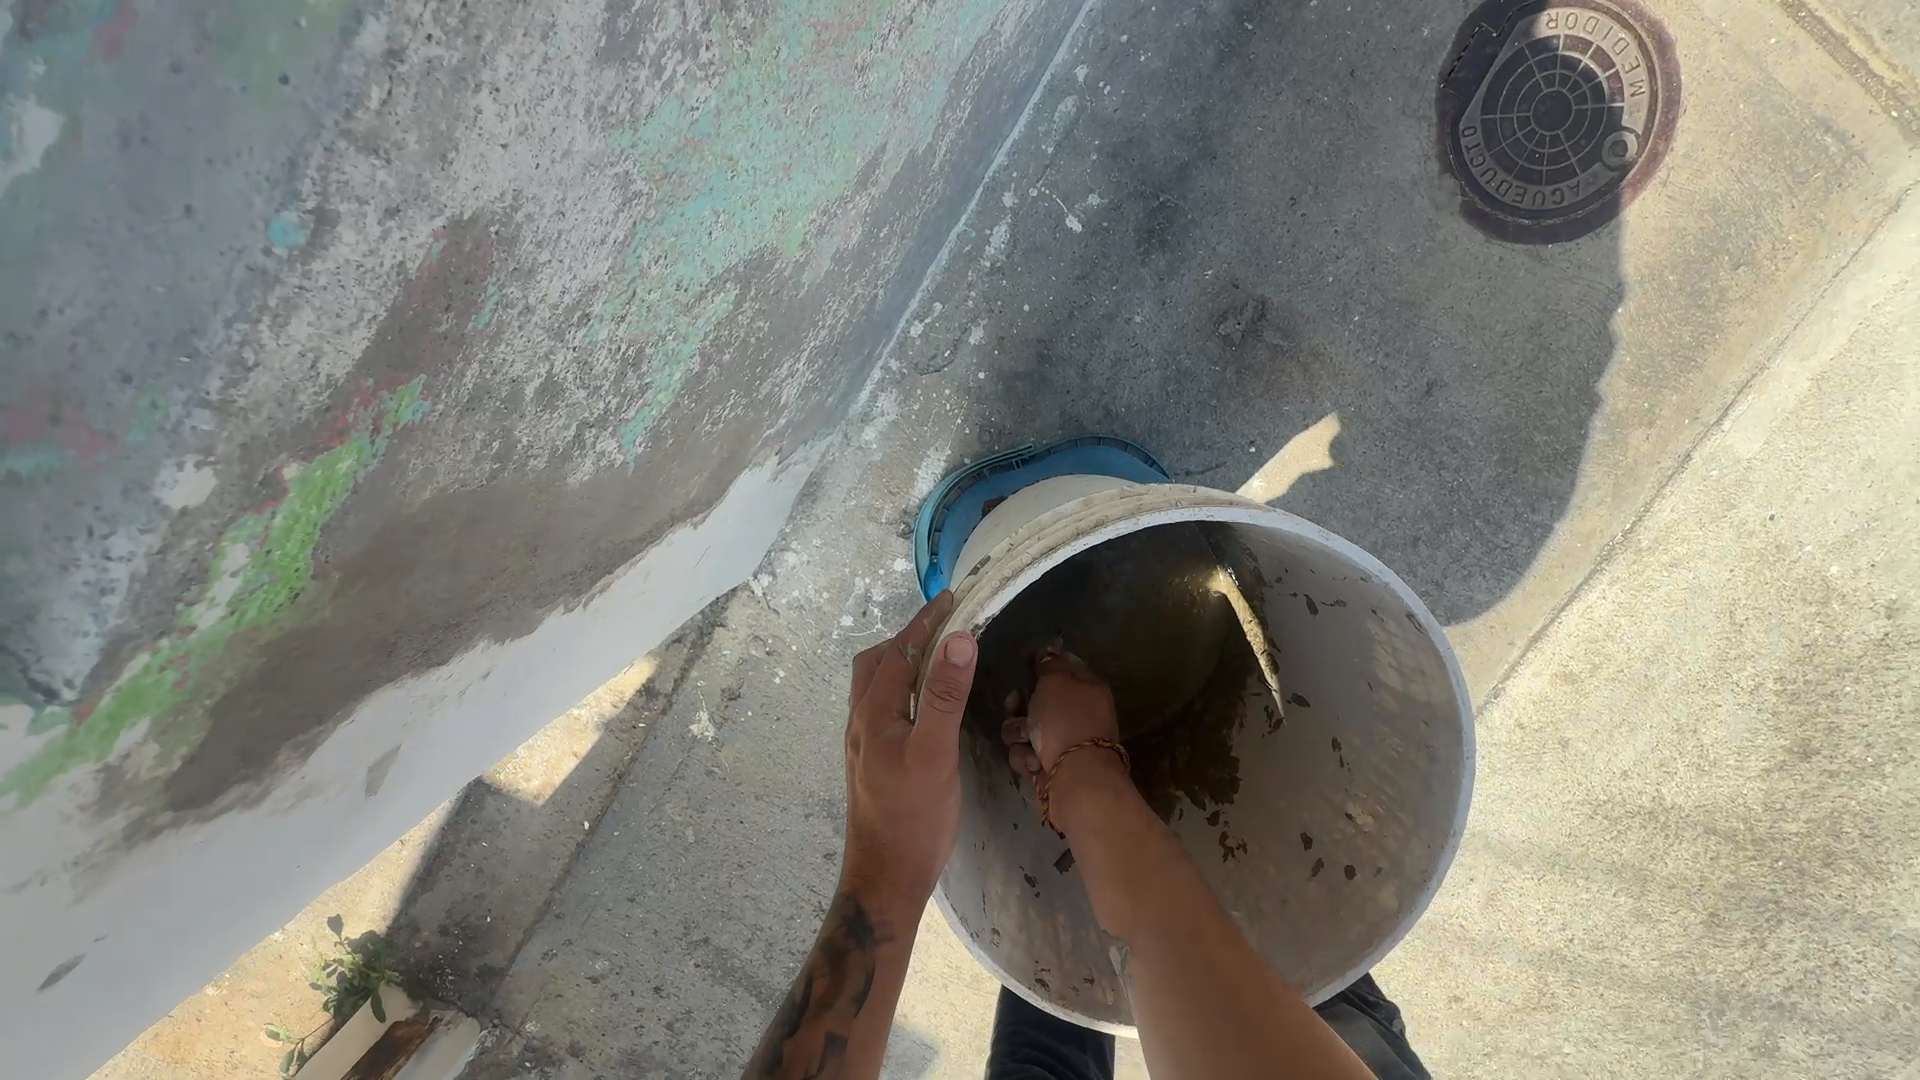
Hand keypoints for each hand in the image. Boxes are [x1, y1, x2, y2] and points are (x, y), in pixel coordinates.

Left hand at [841, 591, 978, 912]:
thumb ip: (945, 696)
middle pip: (877, 661)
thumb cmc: (913, 817)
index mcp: (873, 711)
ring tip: (936, 656)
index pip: (900, 651)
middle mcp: (861, 720)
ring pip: (876, 684)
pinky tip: (923, 703)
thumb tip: (959, 638)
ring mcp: (863, 742)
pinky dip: (903, 686)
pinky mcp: (872, 759)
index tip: (952, 597)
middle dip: (908, 636)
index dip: (925, 622)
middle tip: (945, 625)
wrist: (886, 877)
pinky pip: (883, 705)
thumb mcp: (934, 753)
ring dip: (902, 660)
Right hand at [1001, 649, 1119, 778]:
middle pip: (1035, 699)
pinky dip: (1025, 757)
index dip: (1040, 666)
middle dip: (1019, 705)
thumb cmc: (1066, 721)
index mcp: (1086, 688)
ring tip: (1026, 741)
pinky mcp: (1048, 766)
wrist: (1075, 778)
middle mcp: (1076, 713)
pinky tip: (1033, 762)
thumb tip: (1049, 650)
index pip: (1061, 666)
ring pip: (1024, 727)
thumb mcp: (1056, 681)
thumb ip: (1049, 663)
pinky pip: (1025, 753)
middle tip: (1015, 707)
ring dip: (1018, 733)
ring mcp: (1062, 741)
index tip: (1025, 667)